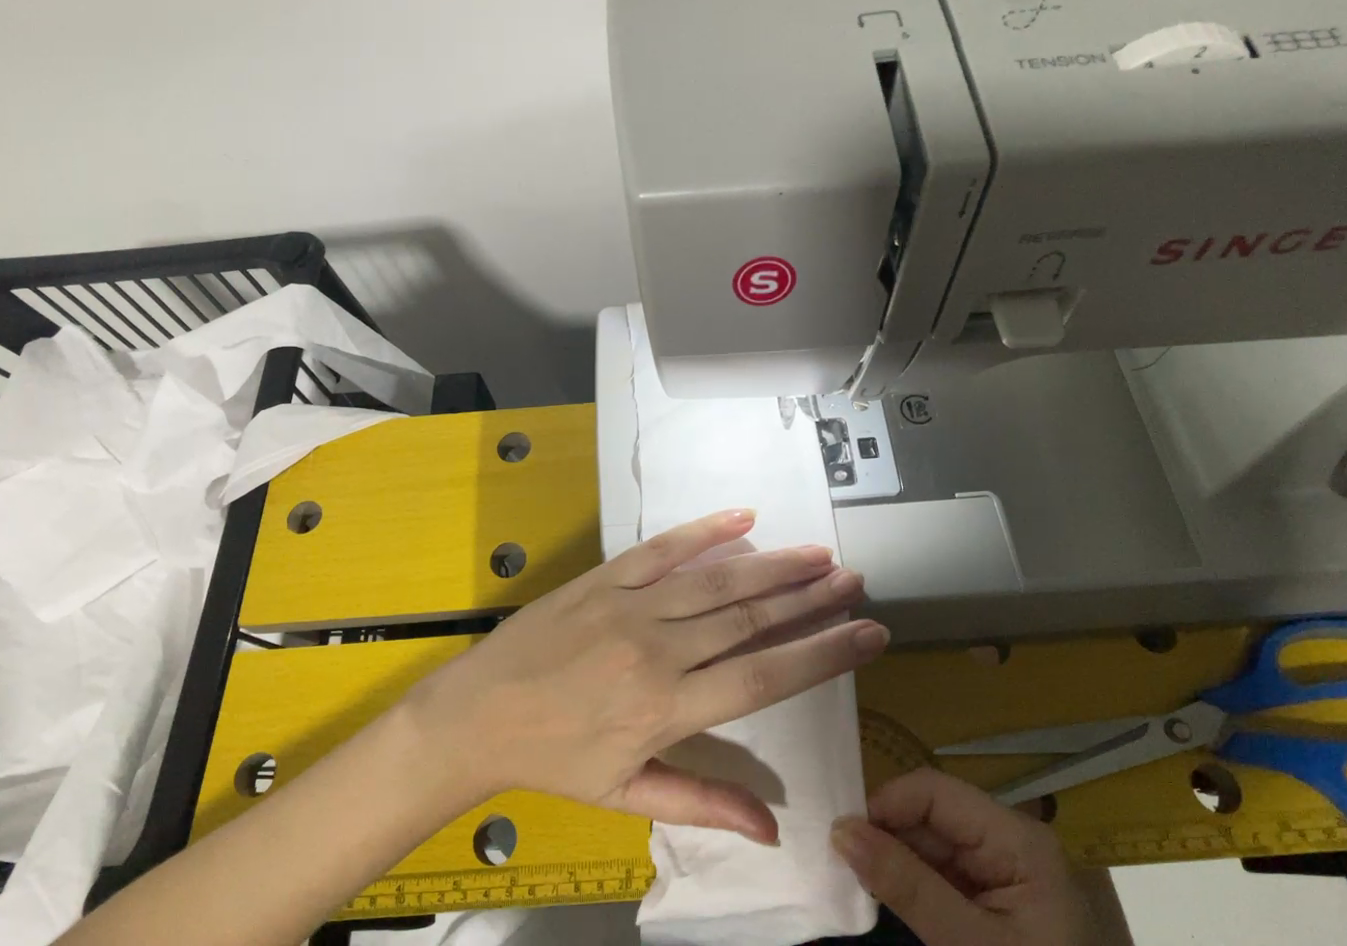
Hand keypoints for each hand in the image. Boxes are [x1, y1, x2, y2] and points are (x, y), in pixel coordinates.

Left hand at [398, 508, 888, 842]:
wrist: (476, 714)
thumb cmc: (554, 760)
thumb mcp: (626, 795)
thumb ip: (702, 804)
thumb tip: (775, 828)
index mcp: (668, 708)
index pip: (764, 678)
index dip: (823, 654)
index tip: (869, 633)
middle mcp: (659, 650)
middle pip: (750, 619)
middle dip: (810, 598)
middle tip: (855, 578)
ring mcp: (630, 606)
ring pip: (716, 581)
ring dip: (773, 565)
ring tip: (819, 553)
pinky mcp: (604, 578)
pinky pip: (661, 549)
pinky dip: (704, 532)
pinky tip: (744, 518)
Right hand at [832, 769, 1132, 945]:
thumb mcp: (969, 944)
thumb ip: (908, 886)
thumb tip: (841, 830)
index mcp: (1017, 839)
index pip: (936, 791)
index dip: (886, 804)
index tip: (840, 837)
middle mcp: (1009, 840)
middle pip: (930, 814)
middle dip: (883, 832)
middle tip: (835, 861)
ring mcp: (1000, 869)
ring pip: (928, 843)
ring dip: (889, 858)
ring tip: (847, 877)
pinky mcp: (991, 896)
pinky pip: (938, 872)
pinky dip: (906, 880)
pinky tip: (879, 893)